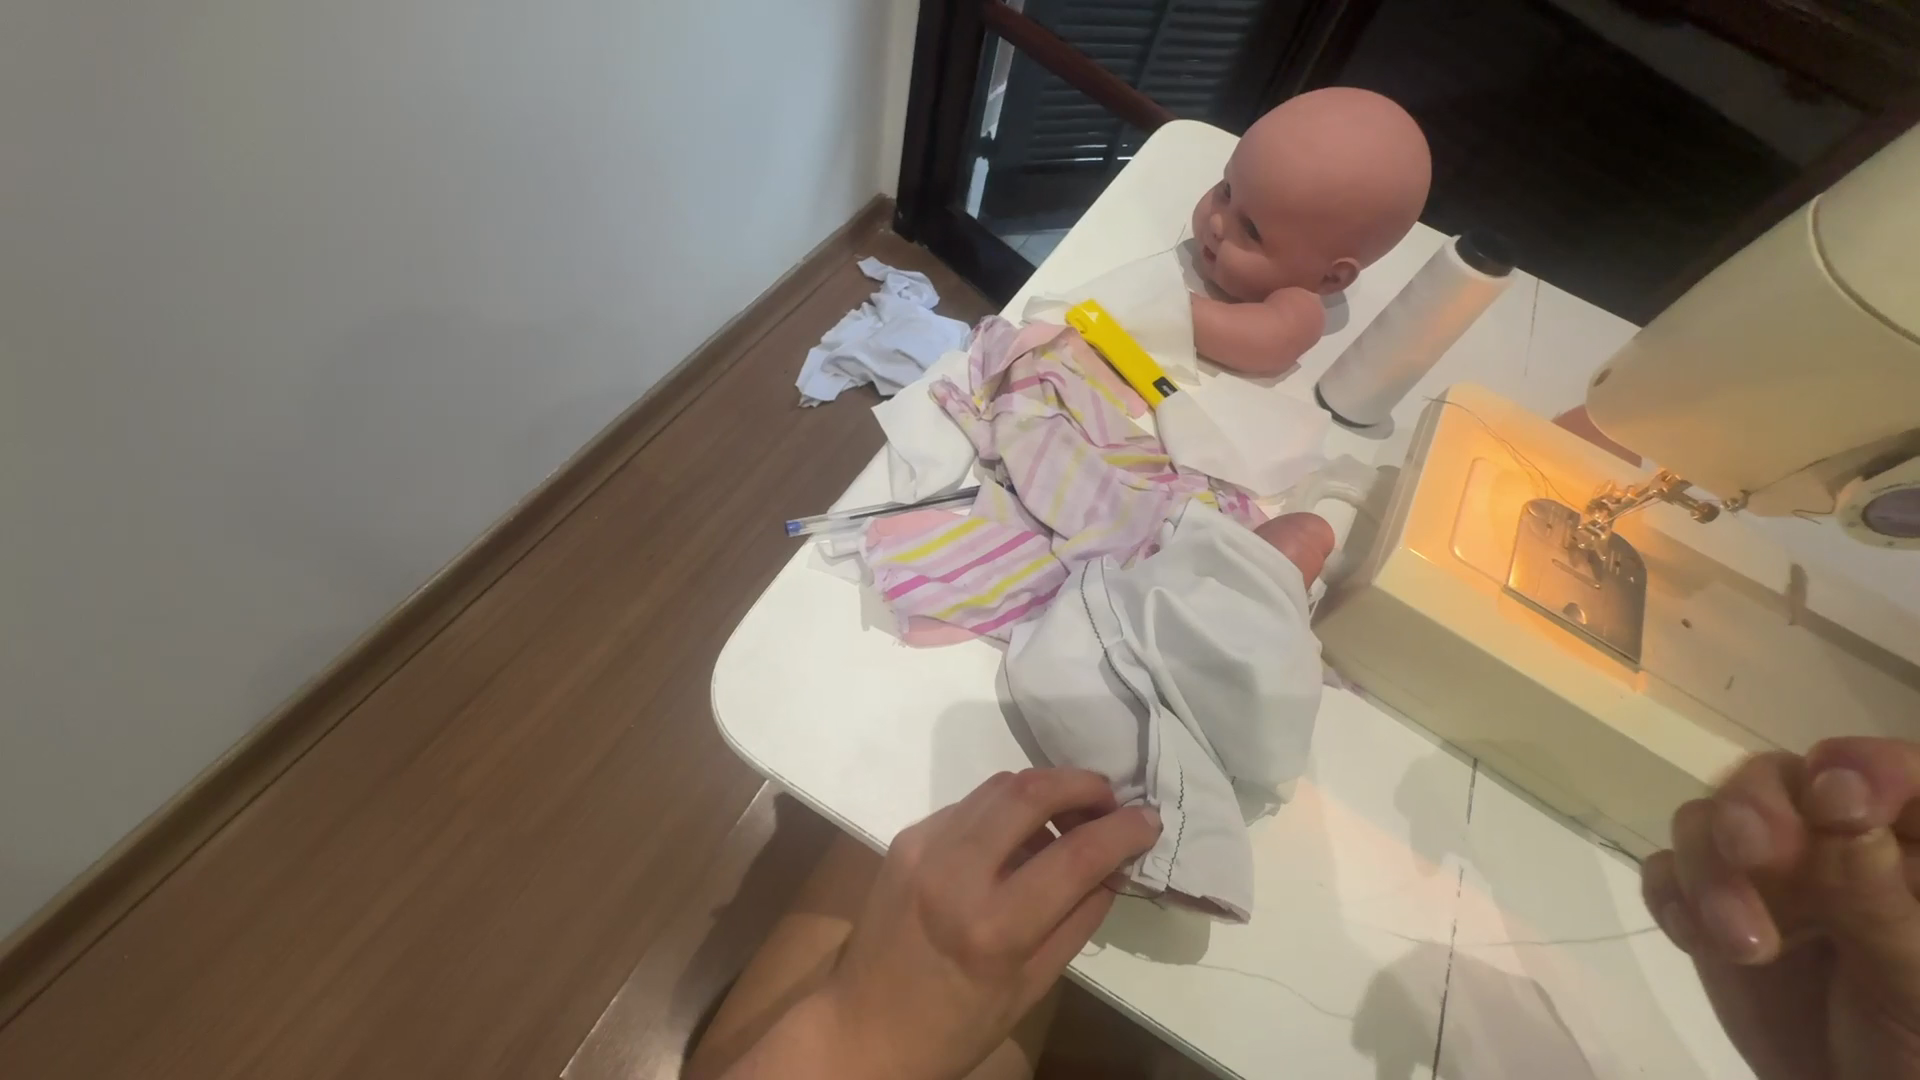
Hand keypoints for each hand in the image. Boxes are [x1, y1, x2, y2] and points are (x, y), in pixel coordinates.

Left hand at [819, 768, 1158, 1079]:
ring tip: (1070, 814)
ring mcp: (924, 845)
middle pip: (1030, 792)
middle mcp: (954, 872)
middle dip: (1082, 784)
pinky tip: (1018, 835)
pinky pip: (969, 804)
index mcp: (992, 927)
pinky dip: (1005, 808)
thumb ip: (1079, 917)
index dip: (1122, 830)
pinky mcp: (907, 835)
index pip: (1074, 856)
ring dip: (1045, 788)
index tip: (1149, 818)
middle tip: (1109, 800)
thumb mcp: (1032, 986)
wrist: (863, 1026)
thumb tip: (1115, 863)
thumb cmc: (957, 1023)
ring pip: (998, 786)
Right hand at [1642, 738, 1919, 1078]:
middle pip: (1773, 781)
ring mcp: (1765, 874)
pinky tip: (1692, 939)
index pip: (1892, 774)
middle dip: (1750, 811)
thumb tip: (1833, 792)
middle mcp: (1835, 847)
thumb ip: (1879, 893)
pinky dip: (1672, 898)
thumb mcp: (1919, 981)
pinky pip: (1665, 868)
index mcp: (1912, 856)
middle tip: (1749, 852)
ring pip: (1706, 821)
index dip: (1864, 766)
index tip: (1838, 795)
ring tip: (1737, 945)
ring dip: (1708, 872)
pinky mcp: (1704, 901)